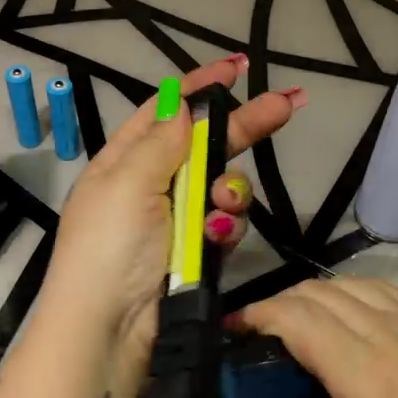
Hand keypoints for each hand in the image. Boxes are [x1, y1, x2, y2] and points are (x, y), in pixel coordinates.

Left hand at [43, 54, 304, 373]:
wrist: (108, 329)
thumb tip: (180, 103)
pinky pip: (224, 227)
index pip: (166, 112)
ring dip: (229, 192)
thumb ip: (161, 141)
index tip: (238, 68)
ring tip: (219, 207)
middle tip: (289, 105)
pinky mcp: (194, 253)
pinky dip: (224, 229)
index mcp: (124, 161)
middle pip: (205, 145)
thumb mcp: (127, 183)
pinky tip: (215, 237)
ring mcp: (175, 221)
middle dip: (244, 126)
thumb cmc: (108, 248)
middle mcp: (151, 186)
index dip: (201, 88)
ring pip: (222, 188)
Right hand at [236, 278, 397, 397]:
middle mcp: (388, 335)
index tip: (232, 330)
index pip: (297, 317)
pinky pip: (382, 291)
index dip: (257, 314)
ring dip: (312, 295)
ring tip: (293, 323)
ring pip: (350, 284)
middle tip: (256, 334)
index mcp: (362, 371)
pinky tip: (342, 314)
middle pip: (319, 293)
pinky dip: (349, 292)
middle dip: (277, 303)